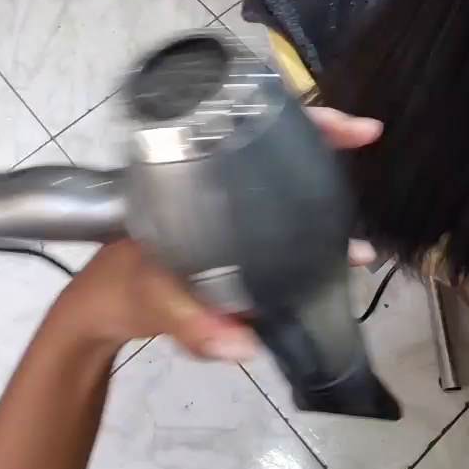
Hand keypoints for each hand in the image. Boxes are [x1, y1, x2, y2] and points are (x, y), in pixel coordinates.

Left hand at [47, 107, 382, 360]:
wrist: (100, 313)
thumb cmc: (118, 291)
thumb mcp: (151, 302)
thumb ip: (191, 323)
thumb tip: (246, 345)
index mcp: (191, 182)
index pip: (253, 132)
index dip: (305, 124)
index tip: (355, 129)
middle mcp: (212, 188)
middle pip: (276, 153)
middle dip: (326, 152)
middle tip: (368, 156)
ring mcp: (226, 215)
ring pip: (284, 195)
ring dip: (324, 210)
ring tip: (358, 249)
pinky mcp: (233, 246)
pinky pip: (279, 234)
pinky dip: (308, 246)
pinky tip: (333, 269)